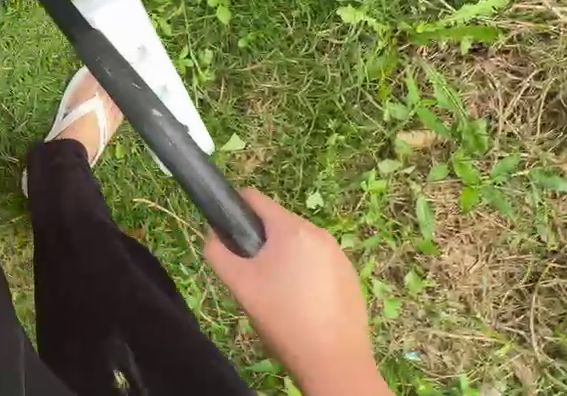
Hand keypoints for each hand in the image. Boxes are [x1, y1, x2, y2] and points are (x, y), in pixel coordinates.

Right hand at [204, 188, 388, 395]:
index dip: (235, 211)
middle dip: (261, 241)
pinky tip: (302, 305)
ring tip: (278, 293)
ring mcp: (339, 256)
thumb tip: (214, 235)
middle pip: (276, 222)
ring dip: (283, 257)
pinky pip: (318, 262)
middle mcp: (319, 233)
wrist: (335, 367)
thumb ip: (216, 251)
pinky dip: (306, 273)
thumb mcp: (238, 284)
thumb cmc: (283, 319)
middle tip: (254, 275)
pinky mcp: (352, 278)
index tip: (231, 239)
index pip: (253, 198)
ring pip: (298, 243)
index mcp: (291, 228)